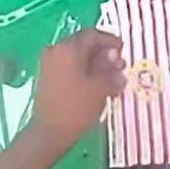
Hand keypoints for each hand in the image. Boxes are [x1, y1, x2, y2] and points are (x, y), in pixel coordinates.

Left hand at [29, 29, 124, 152]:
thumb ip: (109, 69)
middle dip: (103, 53)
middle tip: (119, 64)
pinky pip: (69, 68)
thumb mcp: (99, 87)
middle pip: (83, 45)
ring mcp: (49, 64)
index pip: (91, 35)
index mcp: (67, 48)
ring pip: (76, 58)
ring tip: (112, 77)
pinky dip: (84, 72)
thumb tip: (115, 58)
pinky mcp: (47, 78)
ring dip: (94, 64)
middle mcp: (56, 51)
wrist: (49, 133)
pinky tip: (97, 84)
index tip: (122, 48)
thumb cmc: (76, 107)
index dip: (109, 40)